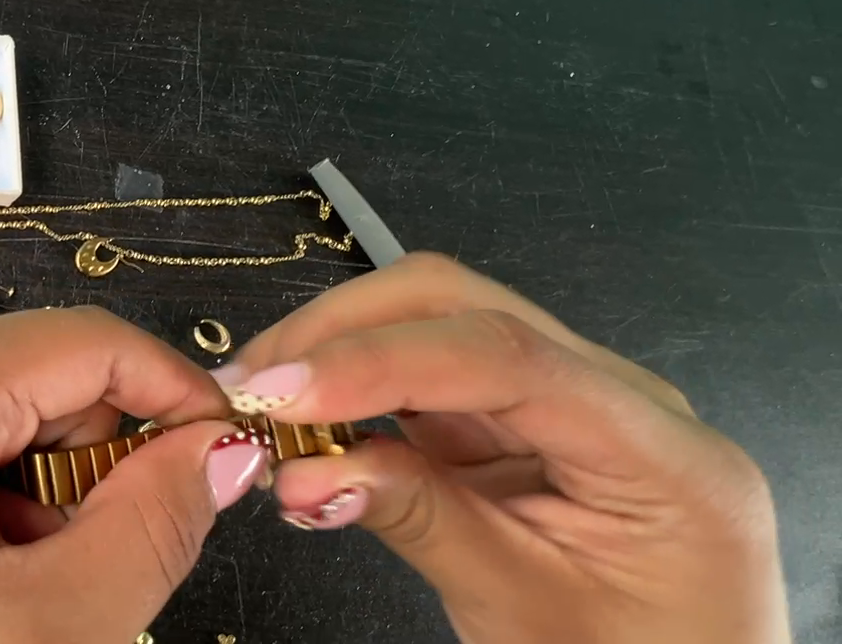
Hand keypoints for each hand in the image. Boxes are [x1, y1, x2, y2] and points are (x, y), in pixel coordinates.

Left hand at [0, 305, 270, 643]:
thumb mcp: (41, 623)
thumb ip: (150, 525)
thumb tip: (222, 452)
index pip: (93, 343)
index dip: (176, 395)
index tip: (229, 456)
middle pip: (44, 372)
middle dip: (92, 461)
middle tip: (87, 564)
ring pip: (2, 398)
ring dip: (38, 481)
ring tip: (8, 575)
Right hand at [218, 252, 789, 643]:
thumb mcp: (521, 609)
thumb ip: (414, 520)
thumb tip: (293, 472)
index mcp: (656, 450)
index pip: (501, 356)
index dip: (377, 361)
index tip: (278, 394)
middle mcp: (605, 386)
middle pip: (447, 300)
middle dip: (335, 331)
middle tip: (251, 386)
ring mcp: (546, 380)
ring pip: (415, 309)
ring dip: (323, 341)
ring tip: (258, 394)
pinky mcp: (492, 394)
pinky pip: (401, 350)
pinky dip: (337, 369)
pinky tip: (296, 402)